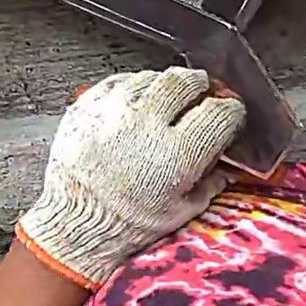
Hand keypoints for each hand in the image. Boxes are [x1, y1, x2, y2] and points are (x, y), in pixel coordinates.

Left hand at [17, 68, 244, 288]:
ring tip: (169, 95)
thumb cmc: (124, 226)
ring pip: (150, 78)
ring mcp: (113, 113)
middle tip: (202, 90)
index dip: (230, 110)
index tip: (230, 113)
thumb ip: (206, 186)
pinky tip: (136, 97)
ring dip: (165, 83)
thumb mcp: (177, 213)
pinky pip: (117, 82)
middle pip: (184, 83)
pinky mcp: (86, 109)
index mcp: (175, 154)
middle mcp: (146, 126)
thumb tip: (224, 171)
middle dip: (199, 85)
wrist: (75, 226)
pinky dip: (132, 85)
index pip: (218, 114)